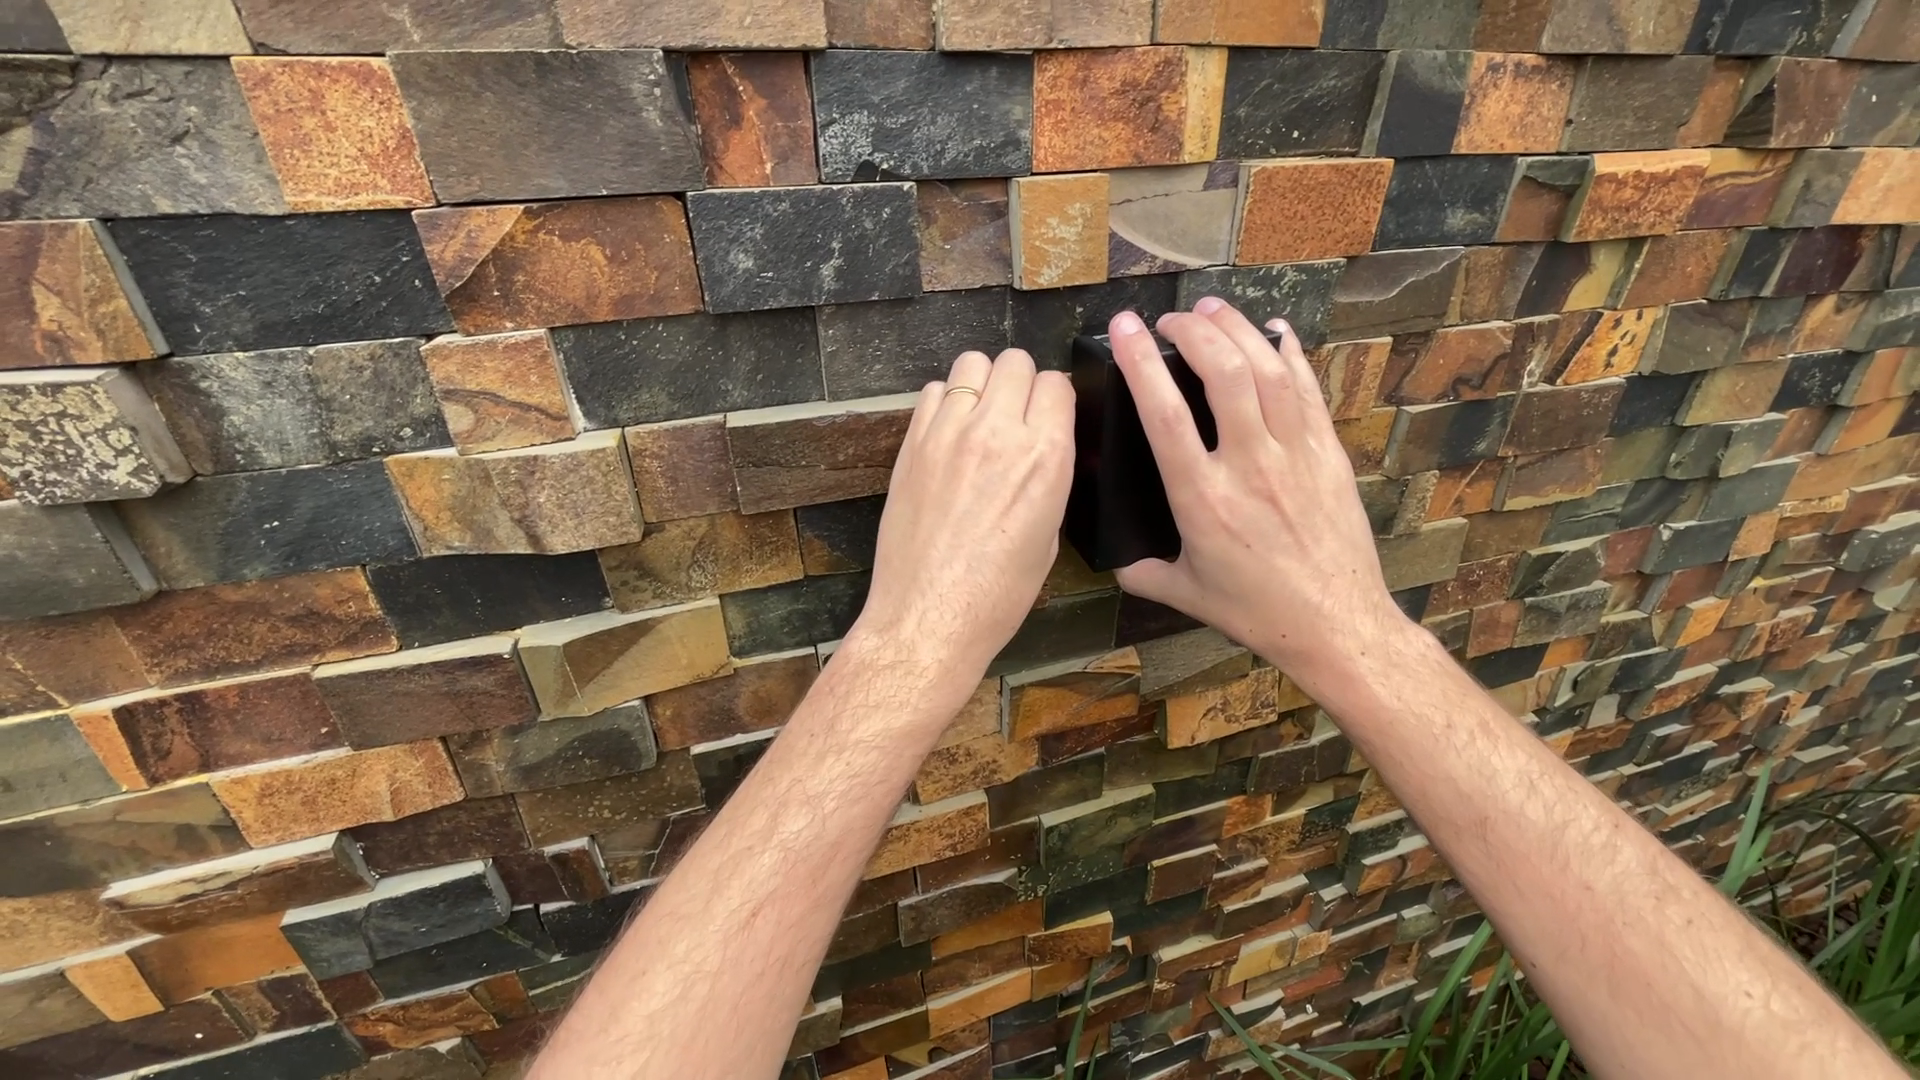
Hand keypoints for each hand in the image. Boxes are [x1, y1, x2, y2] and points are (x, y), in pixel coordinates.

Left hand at [852, 349, 1074, 692]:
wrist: (929, 616)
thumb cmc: (998, 593)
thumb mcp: (1049, 537)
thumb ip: (1049, 479)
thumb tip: (1042, 451)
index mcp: (1045, 458)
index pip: (1057, 383)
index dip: (1055, 400)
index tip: (1049, 418)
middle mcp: (998, 432)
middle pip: (1015, 362)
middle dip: (1021, 383)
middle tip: (1015, 416)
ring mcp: (949, 432)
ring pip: (971, 363)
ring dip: (982, 383)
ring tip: (980, 418)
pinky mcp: (912, 442)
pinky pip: (932, 391)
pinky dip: (945, 402)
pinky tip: (948, 435)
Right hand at [1107, 299, 1408, 686]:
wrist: (1335, 622)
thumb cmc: (1257, 610)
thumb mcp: (1186, 593)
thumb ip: (1142, 572)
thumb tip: (1114, 560)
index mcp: (1203, 498)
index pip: (1165, 415)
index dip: (1142, 363)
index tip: (1125, 329)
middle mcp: (1249, 465)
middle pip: (1223, 374)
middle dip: (1193, 331)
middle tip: (1170, 320)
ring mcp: (1294, 454)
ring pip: (1268, 370)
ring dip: (1238, 329)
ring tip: (1212, 309)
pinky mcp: (1327, 453)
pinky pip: (1308, 389)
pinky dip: (1290, 353)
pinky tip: (1275, 332)